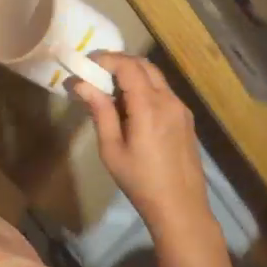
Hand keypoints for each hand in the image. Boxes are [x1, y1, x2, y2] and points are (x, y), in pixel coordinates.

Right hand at [71, 53, 214, 234]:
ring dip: (133, 73)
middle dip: (120, 61)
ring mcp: (180, 108)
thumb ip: (99, 112)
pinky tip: (132, 106)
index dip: (107, 59)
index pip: (128, 66)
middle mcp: (168, 100)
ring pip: (156, 76)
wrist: (181, 208)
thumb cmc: (140, 181)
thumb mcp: (112, 149)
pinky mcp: (186, 118)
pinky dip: (146, 86)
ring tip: (111, 88)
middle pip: (144, 65)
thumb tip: (81, 84)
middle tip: (97, 71)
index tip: (88, 63)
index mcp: (149, 106)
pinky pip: (164, 91)